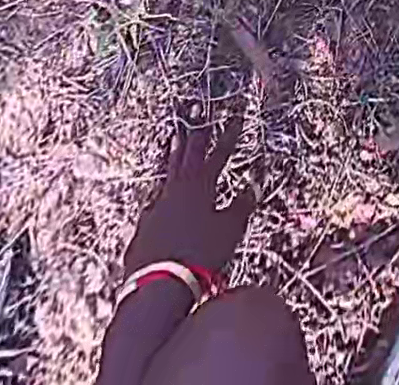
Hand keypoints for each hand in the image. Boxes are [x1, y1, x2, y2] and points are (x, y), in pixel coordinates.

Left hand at [122, 112, 254, 277]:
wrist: (158, 285)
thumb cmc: (200, 255)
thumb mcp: (229, 230)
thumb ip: (241, 206)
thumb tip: (252, 187)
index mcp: (200, 186)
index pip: (218, 154)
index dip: (228, 137)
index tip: (234, 119)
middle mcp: (177, 189)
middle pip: (188, 154)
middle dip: (196, 134)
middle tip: (198, 114)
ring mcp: (157, 205)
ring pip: (169, 171)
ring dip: (175, 153)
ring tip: (176, 138)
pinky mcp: (145, 224)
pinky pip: (156, 198)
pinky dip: (163, 189)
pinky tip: (161, 192)